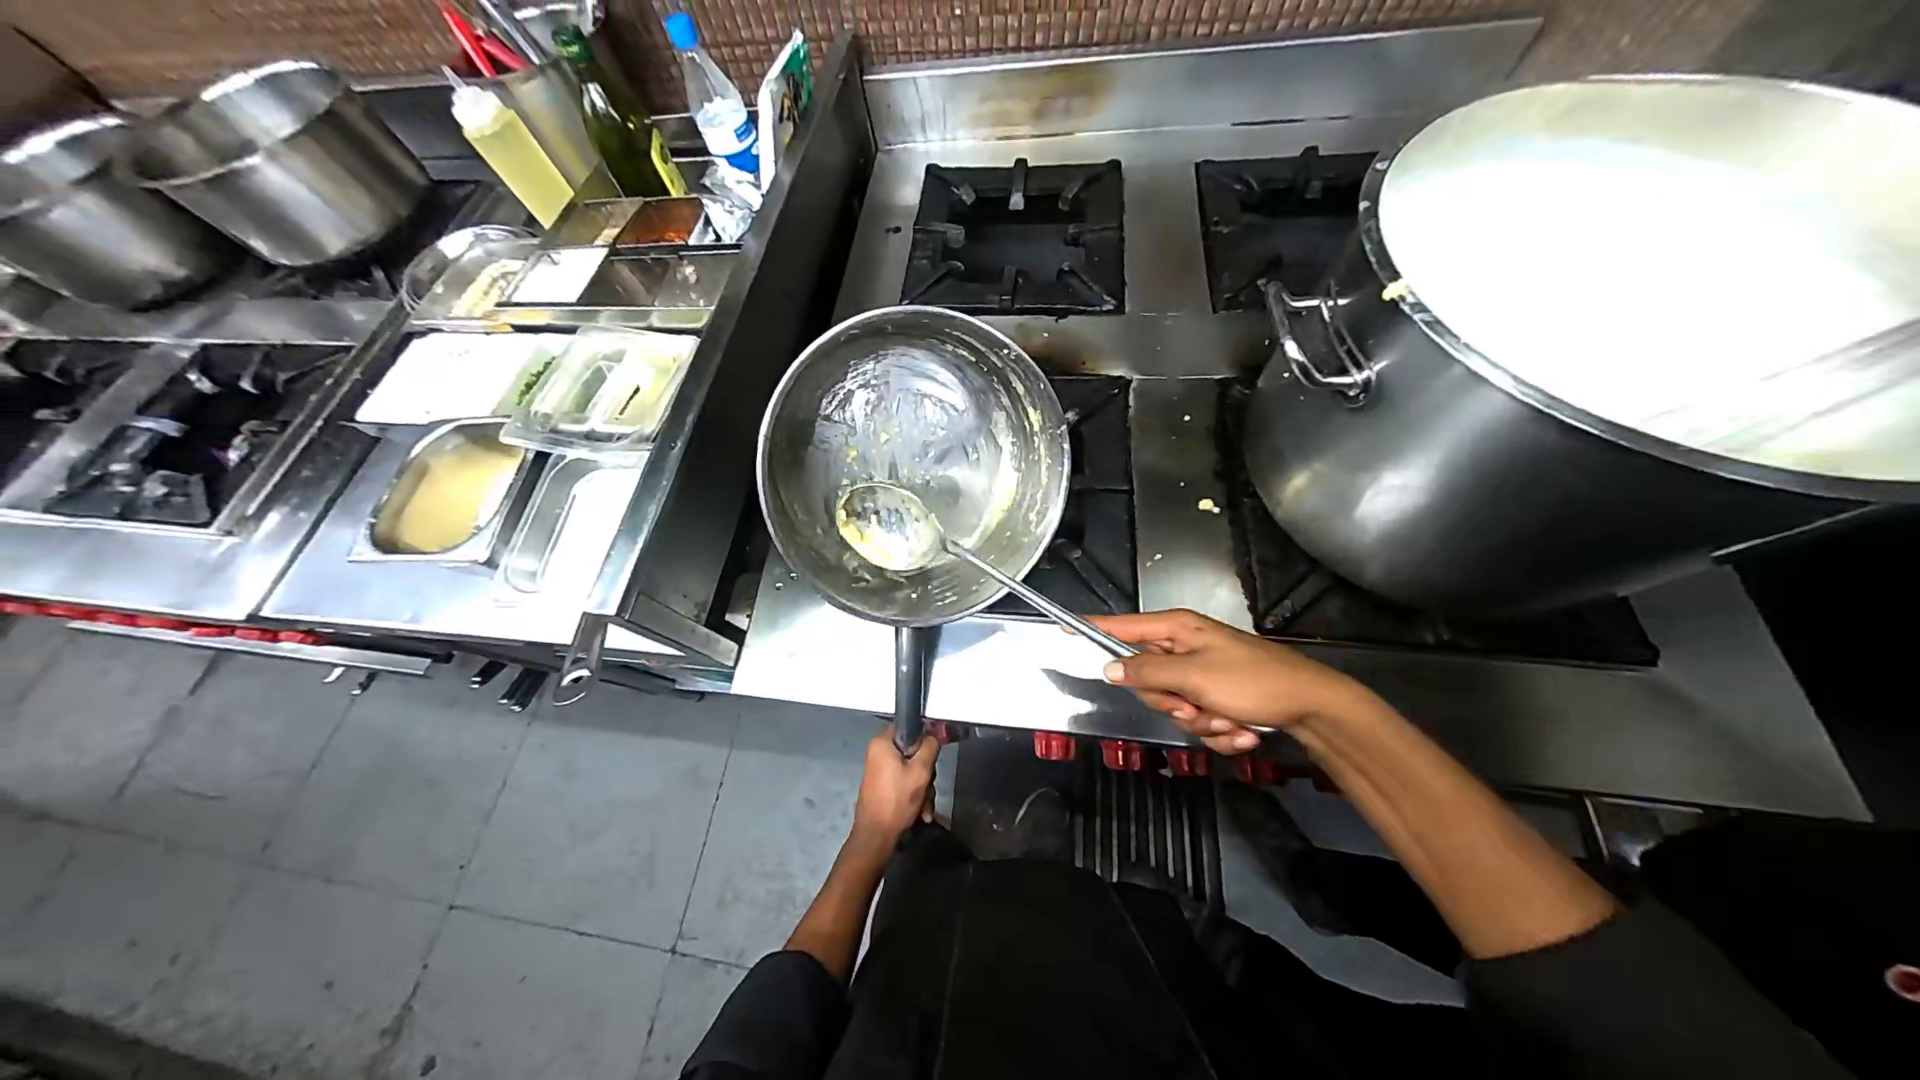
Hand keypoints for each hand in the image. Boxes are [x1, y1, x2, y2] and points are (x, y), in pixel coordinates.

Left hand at [851, 731, 939, 841]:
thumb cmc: (897, 800)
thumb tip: (933, 734)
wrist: (876, 836)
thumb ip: (930, 747)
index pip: (908, 726)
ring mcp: (879, 769)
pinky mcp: (883, 784)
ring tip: (924, 806)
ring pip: (911, 769)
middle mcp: (878, 752)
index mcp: (882, 743)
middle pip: (912, 751)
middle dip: (925, 772)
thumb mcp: (920, 771)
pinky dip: (914, 794)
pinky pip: (904, 781)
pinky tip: (920, 811)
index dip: (925, 736)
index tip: (936, 750)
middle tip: (928, 785)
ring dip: (923, 787)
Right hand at [1087, 609, 1375, 754]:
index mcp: (1177, 630)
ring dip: (1198, 721)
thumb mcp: (1194, 676)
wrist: (1311, 707)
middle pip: (1145, 678)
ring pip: (1171, 705)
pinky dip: (1217, 730)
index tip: (1063, 627)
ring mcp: (1199, 673)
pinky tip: (1240, 731)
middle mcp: (1184, 648)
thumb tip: (1109, 666)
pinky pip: (1196, 718)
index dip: (1093, 628)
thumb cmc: (1254, 681)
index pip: (1122, 626)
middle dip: (1170, 702)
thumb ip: (1146, 671)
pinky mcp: (1215, 696)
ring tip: (1228, 719)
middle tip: (1193, 705)